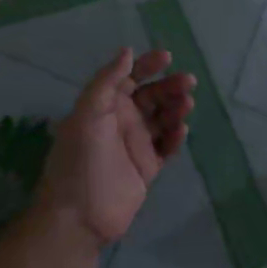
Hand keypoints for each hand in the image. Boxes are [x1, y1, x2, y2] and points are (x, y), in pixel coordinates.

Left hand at [32, 48, 194, 249]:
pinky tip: (181, 130)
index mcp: (105, 105)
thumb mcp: (88, 113)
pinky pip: (166, 145)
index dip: (147, 65)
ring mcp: (135, 144)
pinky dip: (175, 136)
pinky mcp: (147, 168)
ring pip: (162, 118)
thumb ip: (107, 80)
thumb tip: (128, 51)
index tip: (167, 57)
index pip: (129, 77)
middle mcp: (122, 120)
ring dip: (175, 107)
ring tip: (186, 105)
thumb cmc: (80, 158)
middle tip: (187, 82)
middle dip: (169, 86)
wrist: (79, 215)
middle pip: (152, 96)